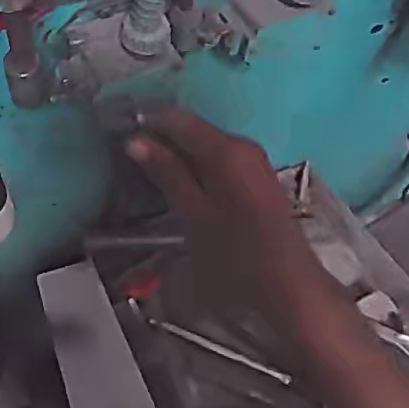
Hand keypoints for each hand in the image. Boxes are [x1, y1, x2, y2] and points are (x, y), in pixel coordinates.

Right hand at [125, 110, 341, 331]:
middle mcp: (241, 144)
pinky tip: (173, 175)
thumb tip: (135, 140)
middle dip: (158, 133)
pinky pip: (215, 156)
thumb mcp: (194, 215)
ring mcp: (251, 159)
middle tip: (124, 145)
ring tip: (142, 160)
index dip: (146, 118)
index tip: (117, 125)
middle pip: (192, 127)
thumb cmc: (238, 256)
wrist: (292, 289)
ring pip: (203, 142)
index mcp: (226, 149)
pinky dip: (192, 161)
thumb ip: (167, 172)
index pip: (178, 118)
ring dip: (174, 148)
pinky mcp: (253, 176)